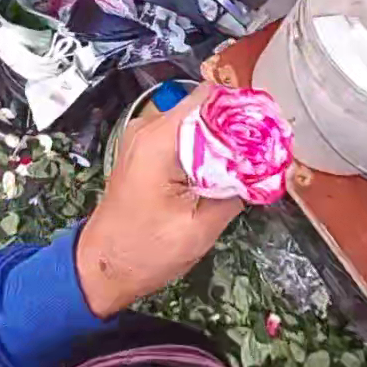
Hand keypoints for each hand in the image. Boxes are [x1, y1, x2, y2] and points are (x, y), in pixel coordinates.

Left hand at [76, 84, 242, 315]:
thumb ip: (235, 190)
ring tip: (246, 159)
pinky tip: (221, 168)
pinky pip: (184, 134)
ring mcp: (145, 135)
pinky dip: (205, 146)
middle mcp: (149, 127)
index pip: (209, 97)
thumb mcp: (199, 228)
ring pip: (196, 120)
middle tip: (263, 146)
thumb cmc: (144, 252)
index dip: (242, 106)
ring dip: (221, 137)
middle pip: (204, 106)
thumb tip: (265, 167)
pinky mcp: (146, 148)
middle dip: (236, 125)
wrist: (100, 270)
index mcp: (160, 139)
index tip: (266, 125)